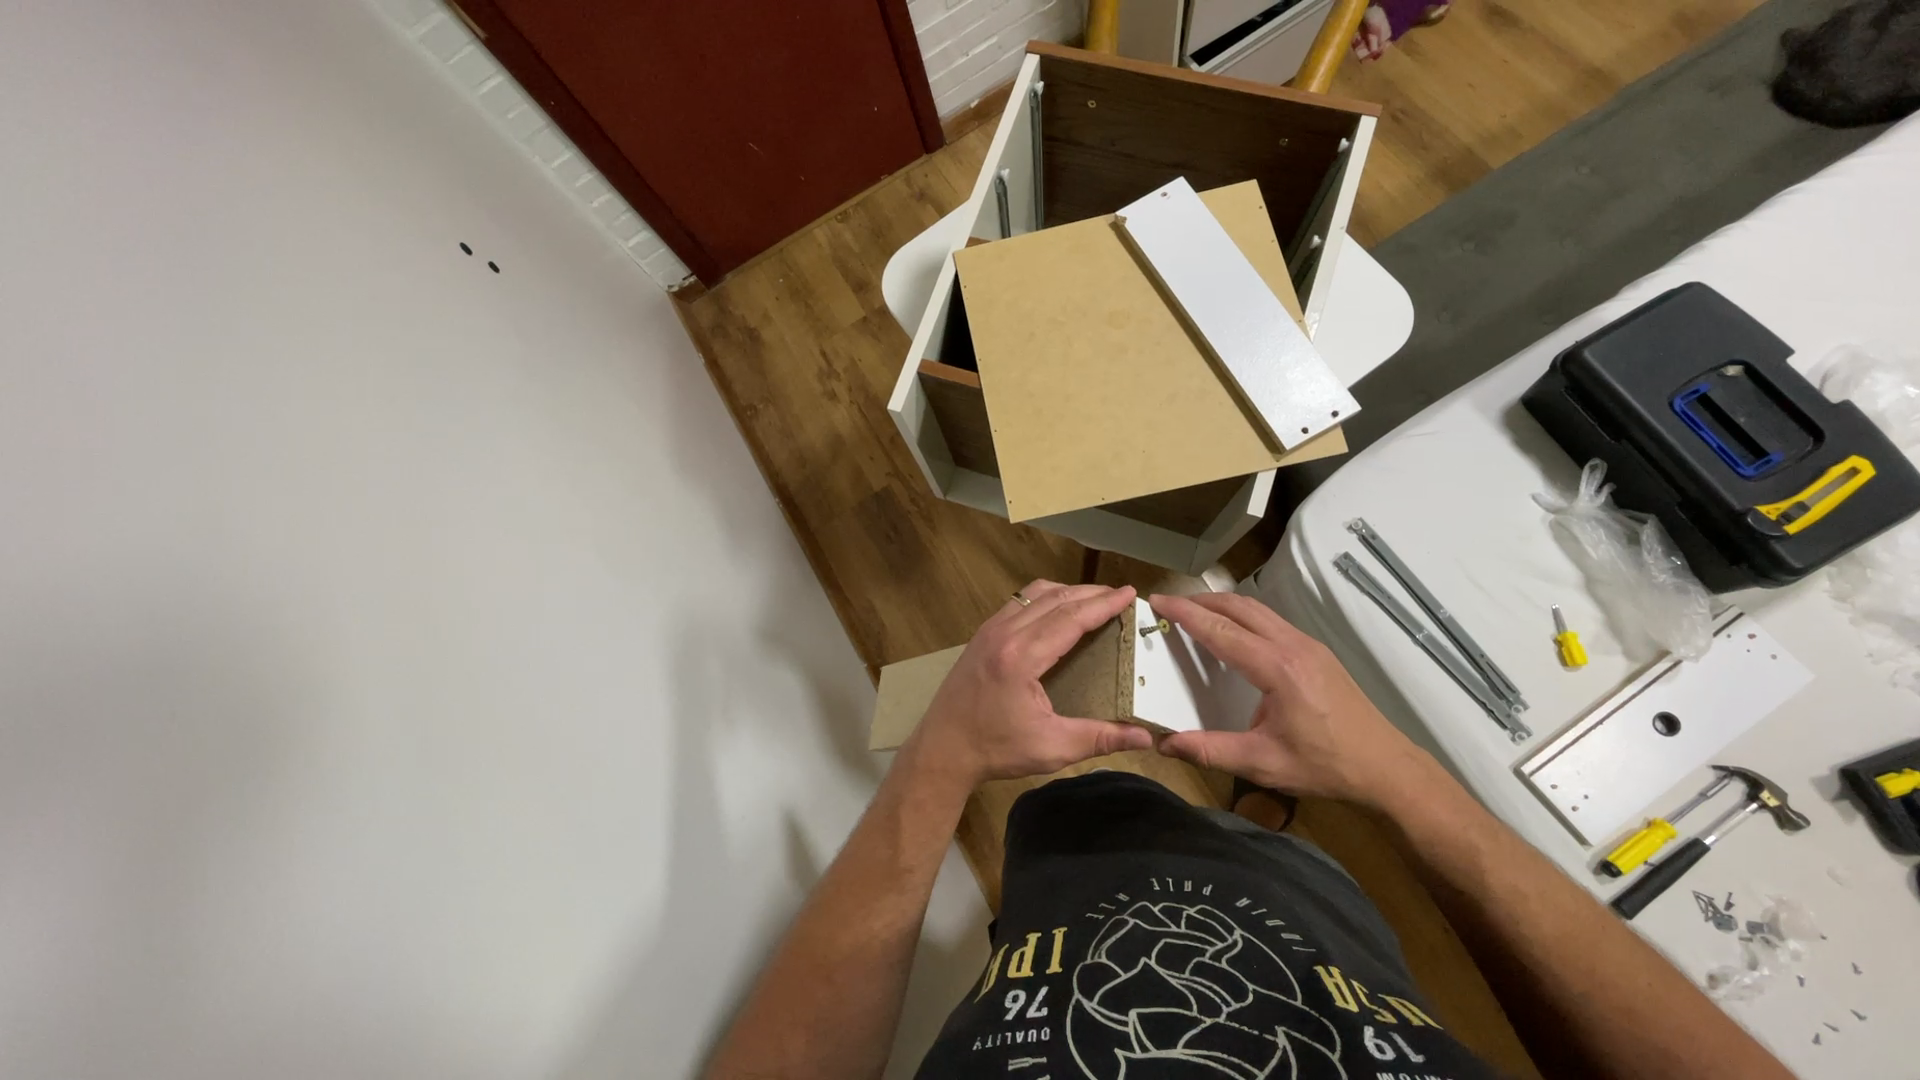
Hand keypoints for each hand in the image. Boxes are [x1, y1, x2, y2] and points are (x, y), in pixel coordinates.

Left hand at [901, 580, 1154, 790]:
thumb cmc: (996, 749)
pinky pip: (1018, 602)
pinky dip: (1045, 598)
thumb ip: (1100, 738)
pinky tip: (1057, 610)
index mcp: (1022, 656)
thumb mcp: (1052, 747)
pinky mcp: (981, 635)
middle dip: (1091, 593)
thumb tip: (1146, 737)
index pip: (1072, 618)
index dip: (1104, 604)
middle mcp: (1004, 633)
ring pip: (1035, 595)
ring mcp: (989, 630)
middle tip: (1120, 596)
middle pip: (1056, 599)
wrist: (942, 749)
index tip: (1130, 594)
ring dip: (1067, 591)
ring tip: (1094, 600)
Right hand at [1149, 592, 1435, 808]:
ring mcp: (1308, 645)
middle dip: (1200, 600)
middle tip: (1168, 604)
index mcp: (1277, 668)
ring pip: (1258, 610)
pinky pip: (1271, 621)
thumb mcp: (1262, 762)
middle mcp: (1293, 646)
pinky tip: (1231, 633)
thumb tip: (1164, 744)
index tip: (1156, 601)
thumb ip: (1210, 750)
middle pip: (1239, 607)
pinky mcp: (1316, 652)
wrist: (1385, 766)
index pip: (1220, 630)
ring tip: (1193, 612)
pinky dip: (1242, 617)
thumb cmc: (1324, 765)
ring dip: (1222, 605)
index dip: (1184, 614)